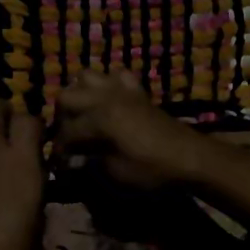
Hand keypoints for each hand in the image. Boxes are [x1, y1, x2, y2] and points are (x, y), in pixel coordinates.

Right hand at [56, 71, 214, 188]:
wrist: (190, 157)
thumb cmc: (152, 169)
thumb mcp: (116, 173)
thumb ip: (89, 163)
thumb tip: (75, 160)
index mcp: (99, 118)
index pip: (66, 131)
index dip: (60, 150)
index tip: (61, 164)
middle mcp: (106, 98)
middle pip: (66, 96)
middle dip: (62, 117)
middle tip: (69, 137)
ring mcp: (122, 90)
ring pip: (87, 76)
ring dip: (80, 94)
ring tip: (84, 115)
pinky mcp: (138, 91)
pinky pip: (118, 75)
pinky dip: (109, 84)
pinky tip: (111, 101)